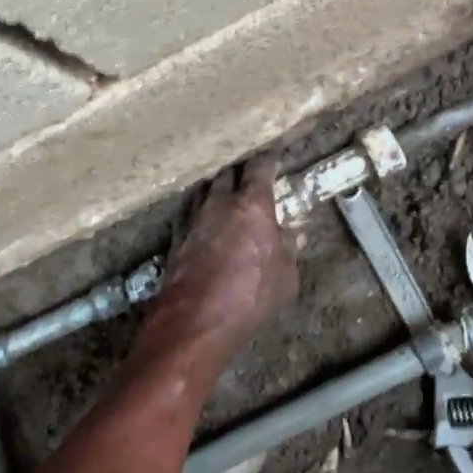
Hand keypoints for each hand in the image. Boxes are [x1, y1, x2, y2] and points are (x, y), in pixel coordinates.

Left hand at [144, 157, 298, 359]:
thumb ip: (290, 250)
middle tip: (247, 173)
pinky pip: (189, 211)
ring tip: (223, 191)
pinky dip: (198, 209)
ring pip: (204, 189)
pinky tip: (202, 217)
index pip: (260, 167)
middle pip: (227, 173)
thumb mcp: (285, 277)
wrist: (196, 317)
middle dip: (238, 170)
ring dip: (215, 187)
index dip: (268, 158)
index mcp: (253, 204)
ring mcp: (194, 216)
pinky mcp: (176, 235)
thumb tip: (296, 234)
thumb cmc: (250, 295)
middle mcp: (220, 202)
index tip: (273, 154)